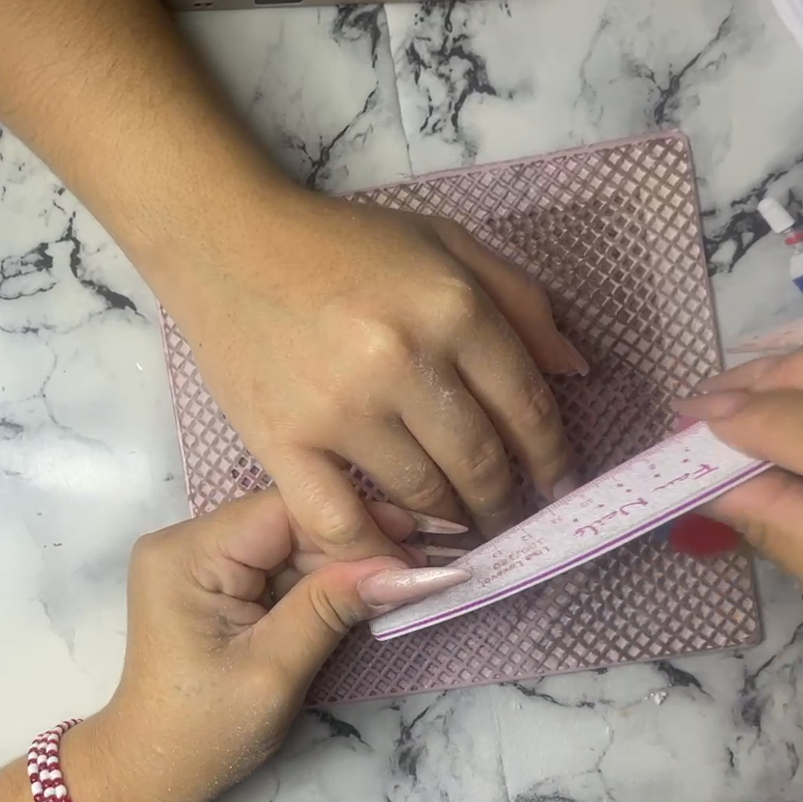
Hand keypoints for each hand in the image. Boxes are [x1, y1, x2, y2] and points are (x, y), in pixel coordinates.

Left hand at [65, 491, 470, 801]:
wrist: (150, 769)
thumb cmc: (204, 731)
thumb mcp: (275, 669)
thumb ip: (335, 607)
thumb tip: (418, 568)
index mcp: (186, 555)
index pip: (283, 510)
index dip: (353, 522)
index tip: (419, 542)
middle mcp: (183, 541)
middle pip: (284, 520)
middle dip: (351, 544)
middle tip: (422, 562)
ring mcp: (193, 558)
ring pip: (283, 540)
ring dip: (338, 562)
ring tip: (402, 577)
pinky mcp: (207, 579)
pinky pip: (270, 563)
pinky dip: (313, 579)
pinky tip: (358, 589)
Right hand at [155, 188, 585, 555]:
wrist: (227, 248)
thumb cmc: (337, 244)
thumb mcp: (445, 241)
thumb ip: (520, 299)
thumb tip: (575, 372)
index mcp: (451, 308)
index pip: (527, 407)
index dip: (552, 458)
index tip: (556, 485)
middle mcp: (401, 363)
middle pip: (479, 461)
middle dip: (506, 500)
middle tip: (509, 516)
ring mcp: (338, 411)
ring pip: (420, 496)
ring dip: (452, 523)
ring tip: (460, 528)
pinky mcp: (282, 444)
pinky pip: (338, 520)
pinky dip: (374, 551)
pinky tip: (395, 559)